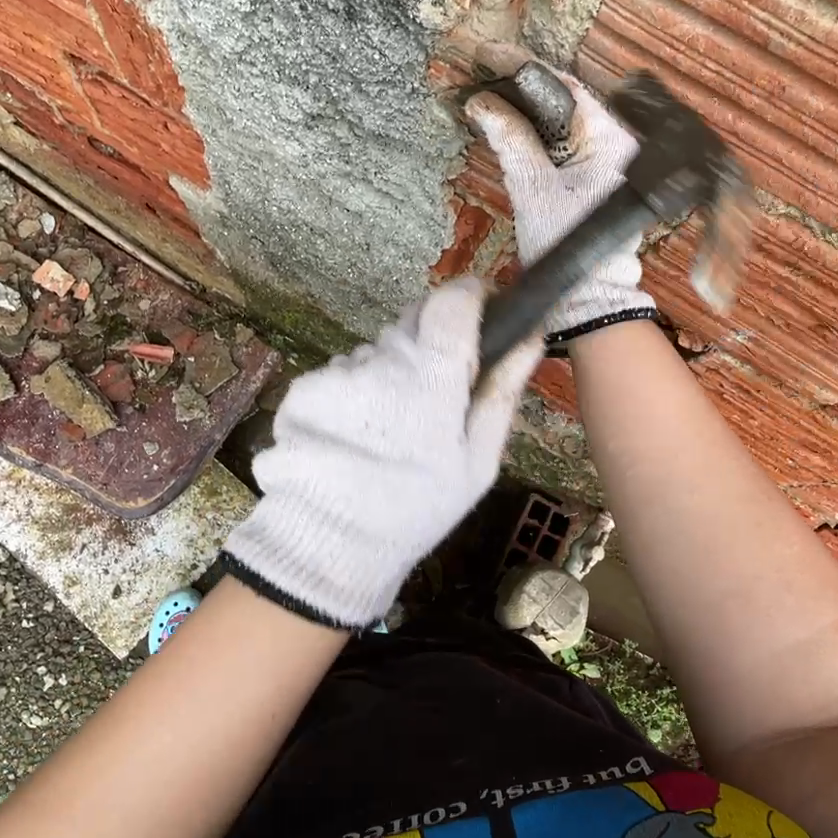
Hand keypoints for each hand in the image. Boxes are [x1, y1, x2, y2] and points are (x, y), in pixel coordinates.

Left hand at [222, 278, 542, 627]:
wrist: (330, 542)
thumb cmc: (419, 505)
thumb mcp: (477, 462)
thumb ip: (501, 393)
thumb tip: (531, 335)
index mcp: (431, 378)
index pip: (451, 302)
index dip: (469, 296)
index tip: (479, 310)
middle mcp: (382, 360)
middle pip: (413, 323)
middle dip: (431, 344)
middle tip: (435, 397)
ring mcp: (339, 371)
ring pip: (377, 351)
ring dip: (390, 372)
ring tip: (389, 430)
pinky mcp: (306, 385)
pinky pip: (343, 373)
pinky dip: (355, 393)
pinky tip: (356, 435)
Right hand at [464, 64, 656, 337]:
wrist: (584, 293)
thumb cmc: (565, 245)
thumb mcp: (532, 189)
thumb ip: (511, 141)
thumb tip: (483, 103)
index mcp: (612, 139)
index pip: (565, 87)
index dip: (523, 67)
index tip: (488, 53)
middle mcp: (614, 141)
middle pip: (563, 96)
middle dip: (520, 81)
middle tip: (481, 64)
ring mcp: (604, 157)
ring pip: (559, 115)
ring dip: (523, 101)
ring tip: (486, 85)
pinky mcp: (590, 171)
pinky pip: (559, 137)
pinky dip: (531, 126)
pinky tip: (505, 116)